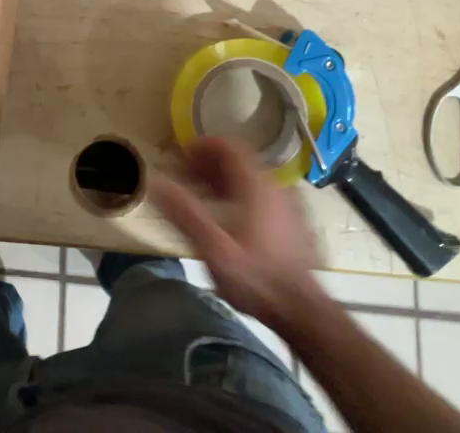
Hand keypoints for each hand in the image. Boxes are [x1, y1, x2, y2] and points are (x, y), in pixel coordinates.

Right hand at [153, 136, 325, 328]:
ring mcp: (289, 205)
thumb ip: (184, 212)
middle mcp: (276, 186)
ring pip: (251, 179)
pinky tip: (227, 218)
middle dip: (207, 165)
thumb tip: (155, 182)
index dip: (202, 146)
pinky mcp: (294, 223)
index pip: (229, 146)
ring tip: (199, 197)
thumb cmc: (257, 279)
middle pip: (239, 161)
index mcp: (257, 185)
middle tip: (183, 178)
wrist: (304, 313)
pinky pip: (262, 195)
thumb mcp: (213, 248)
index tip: (179, 157)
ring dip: (222, 181)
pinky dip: (239, 195)